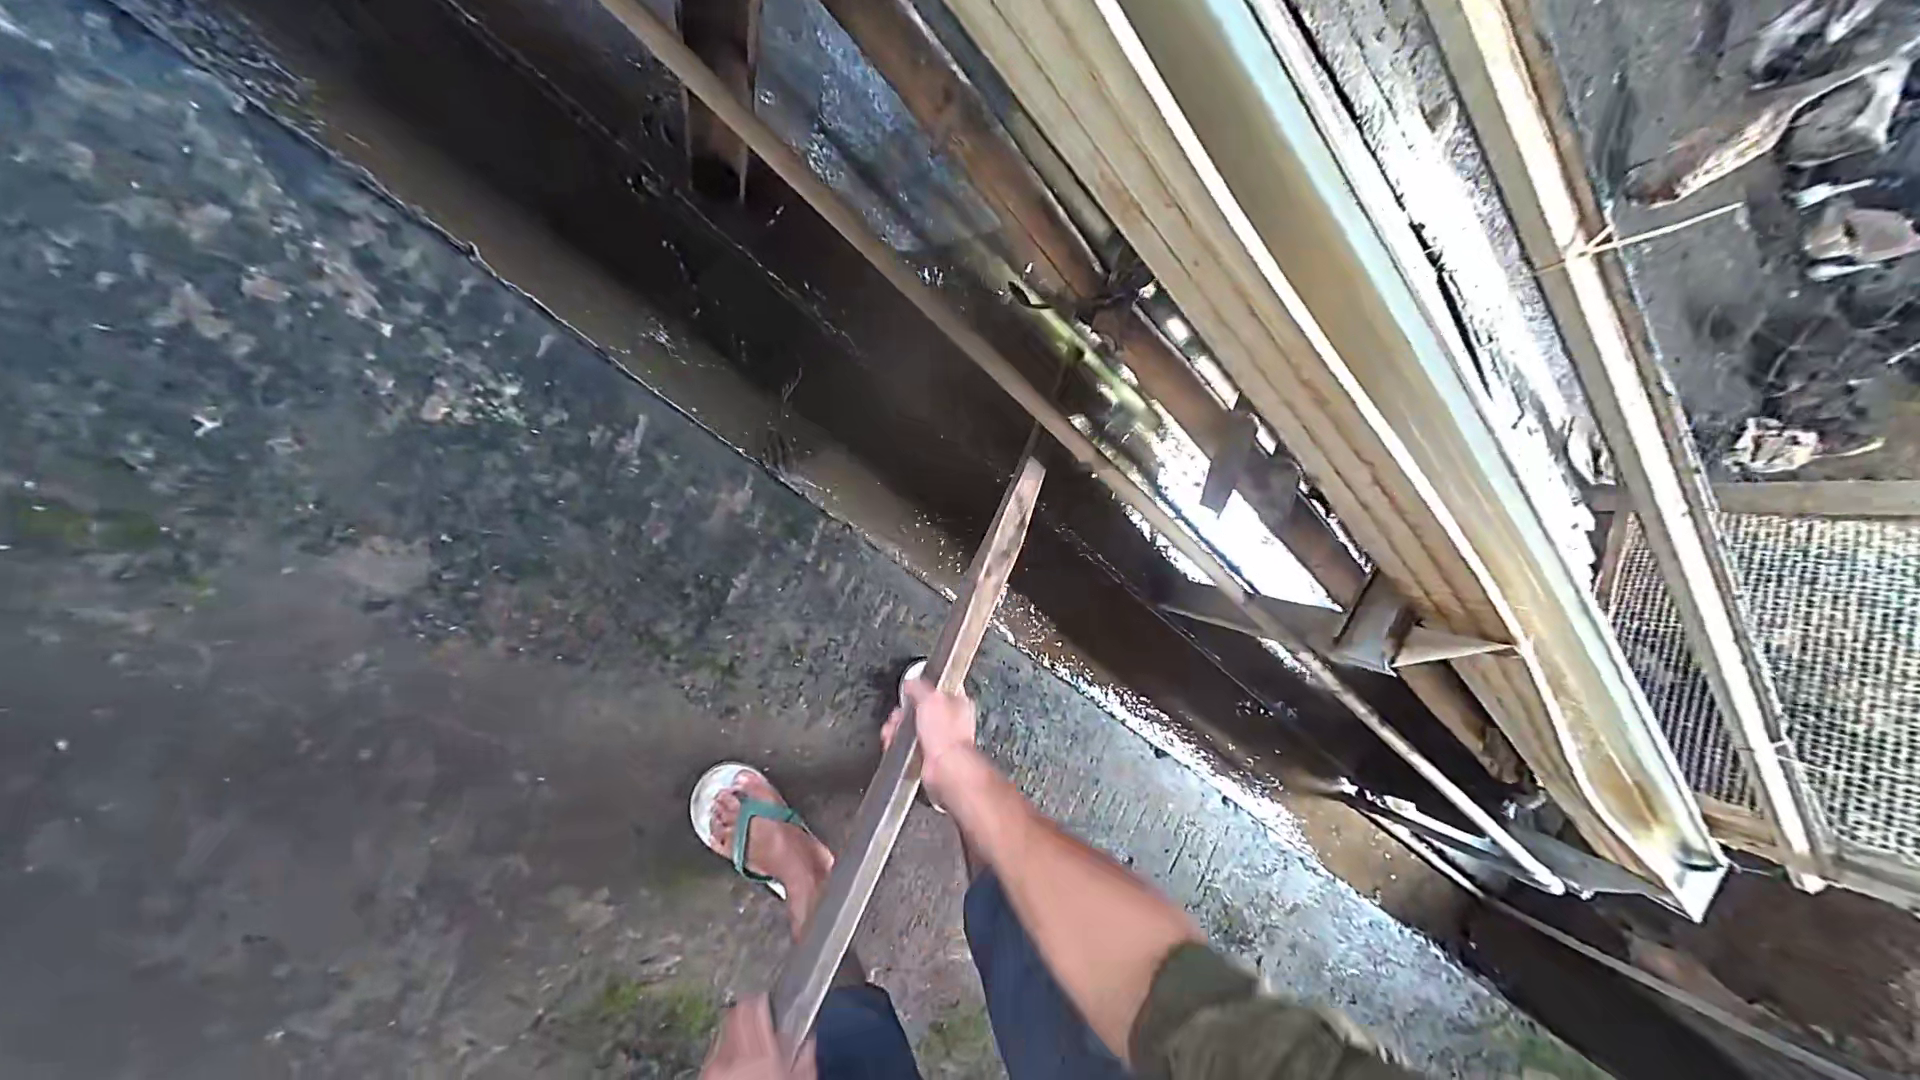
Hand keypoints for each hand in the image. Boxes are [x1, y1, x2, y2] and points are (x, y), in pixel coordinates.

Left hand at [700, 995, 816, 1079]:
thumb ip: (805, 1059)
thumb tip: (807, 1041)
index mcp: (762, 1055)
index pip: (755, 1008)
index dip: (761, 1001)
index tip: (765, 1001)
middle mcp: (734, 1058)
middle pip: (735, 1015)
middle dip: (745, 1012)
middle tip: (754, 1016)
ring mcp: (714, 1071)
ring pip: (722, 1035)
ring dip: (733, 1034)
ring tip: (745, 1045)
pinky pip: (713, 1057)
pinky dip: (723, 1055)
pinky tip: (733, 1066)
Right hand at [883, 679, 979, 802]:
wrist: (945, 770)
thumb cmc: (946, 734)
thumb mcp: (930, 698)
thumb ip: (919, 687)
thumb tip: (911, 682)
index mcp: (958, 702)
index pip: (938, 689)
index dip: (920, 690)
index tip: (908, 692)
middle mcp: (950, 722)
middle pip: (920, 710)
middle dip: (904, 712)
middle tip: (897, 715)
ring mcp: (939, 740)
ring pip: (912, 729)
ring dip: (898, 729)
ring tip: (891, 730)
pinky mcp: (927, 757)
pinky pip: (908, 747)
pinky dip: (898, 745)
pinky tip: (892, 743)